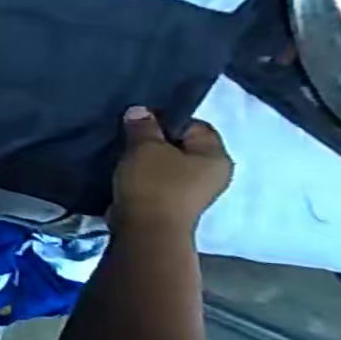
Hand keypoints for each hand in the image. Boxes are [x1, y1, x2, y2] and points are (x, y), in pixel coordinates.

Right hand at [110, 106, 232, 235]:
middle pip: (183, 146)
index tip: (138, 121)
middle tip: (127, 137)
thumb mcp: (145, 148)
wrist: (146, 228)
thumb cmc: (153, 183)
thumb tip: (139, 110)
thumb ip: (143, 127)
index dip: (166, 119)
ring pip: (170, 164)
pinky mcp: (175, 204)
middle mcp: (214, 173)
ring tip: (123, 156)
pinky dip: (145, 175)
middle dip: (157, 140)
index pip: (195, 126)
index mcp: (216, 156)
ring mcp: (196, 191)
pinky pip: (161, 180)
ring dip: (149, 159)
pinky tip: (126, 174)